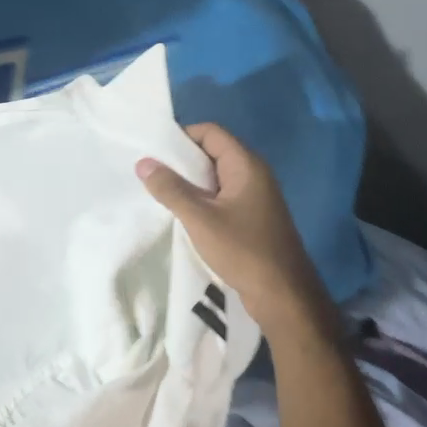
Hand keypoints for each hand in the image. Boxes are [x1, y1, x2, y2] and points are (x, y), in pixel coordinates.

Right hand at [136, 123, 333, 342]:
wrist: (283, 294)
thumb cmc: (243, 250)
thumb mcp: (199, 218)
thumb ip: (170, 189)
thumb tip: (143, 162)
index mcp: (246, 166)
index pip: (210, 133)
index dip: (181, 136)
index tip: (153, 151)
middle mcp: (253, 174)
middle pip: (212, 152)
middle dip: (181, 160)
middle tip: (150, 172)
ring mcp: (254, 196)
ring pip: (215, 176)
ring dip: (188, 182)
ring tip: (160, 192)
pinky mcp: (251, 216)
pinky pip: (220, 195)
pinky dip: (200, 198)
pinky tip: (181, 213)